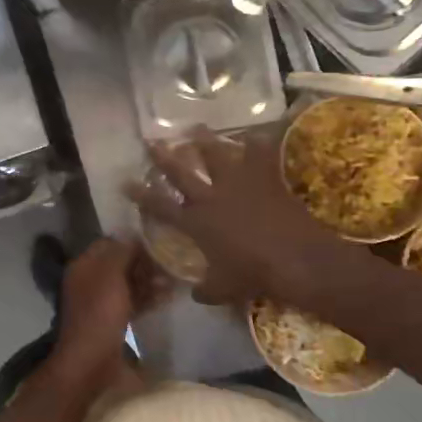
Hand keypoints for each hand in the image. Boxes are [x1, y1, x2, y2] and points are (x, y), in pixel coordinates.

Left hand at [46, 237, 162, 386]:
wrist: (90, 361)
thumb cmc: (100, 313)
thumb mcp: (111, 275)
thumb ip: (122, 251)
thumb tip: (133, 233)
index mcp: (84, 266)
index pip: (109, 243)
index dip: (131, 241)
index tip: (158, 241)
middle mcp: (89, 280)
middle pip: (120, 264)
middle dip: (144, 263)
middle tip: (170, 263)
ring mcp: (100, 302)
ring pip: (128, 284)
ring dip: (149, 281)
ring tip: (173, 282)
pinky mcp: (111, 320)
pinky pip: (131, 302)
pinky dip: (146, 299)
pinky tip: (166, 298)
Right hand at [128, 127, 335, 305]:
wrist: (295, 258)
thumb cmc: (253, 274)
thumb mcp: (222, 290)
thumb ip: (205, 290)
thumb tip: (196, 294)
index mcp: (196, 223)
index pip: (160, 207)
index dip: (141, 195)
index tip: (126, 181)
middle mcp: (211, 197)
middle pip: (181, 172)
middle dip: (163, 157)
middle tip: (151, 141)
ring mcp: (239, 183)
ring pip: (217, 154)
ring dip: (205, 140)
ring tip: (196, 127)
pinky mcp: (266, 178)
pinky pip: (261, 154)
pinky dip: (258, 142)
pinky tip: (256, 132)